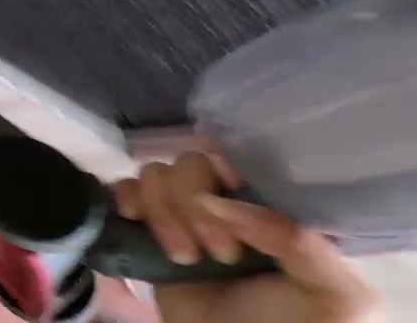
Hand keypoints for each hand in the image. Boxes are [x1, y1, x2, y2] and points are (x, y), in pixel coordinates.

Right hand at [112, 153, 381, 322]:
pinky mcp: (142, 227)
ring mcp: (179, 215)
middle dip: (193, 204)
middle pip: (189, 164)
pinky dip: (123, 199)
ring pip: (153, 175)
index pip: (236, 159)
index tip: (227, 190)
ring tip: (181, 257)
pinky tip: (133, 221)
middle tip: (217, 253)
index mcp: (269, 211)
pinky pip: (120, 189)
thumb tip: (216, 200)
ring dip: (162, 212)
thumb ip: (296, 239)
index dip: (223, 167)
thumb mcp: (332, 293)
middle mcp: (223, 205)